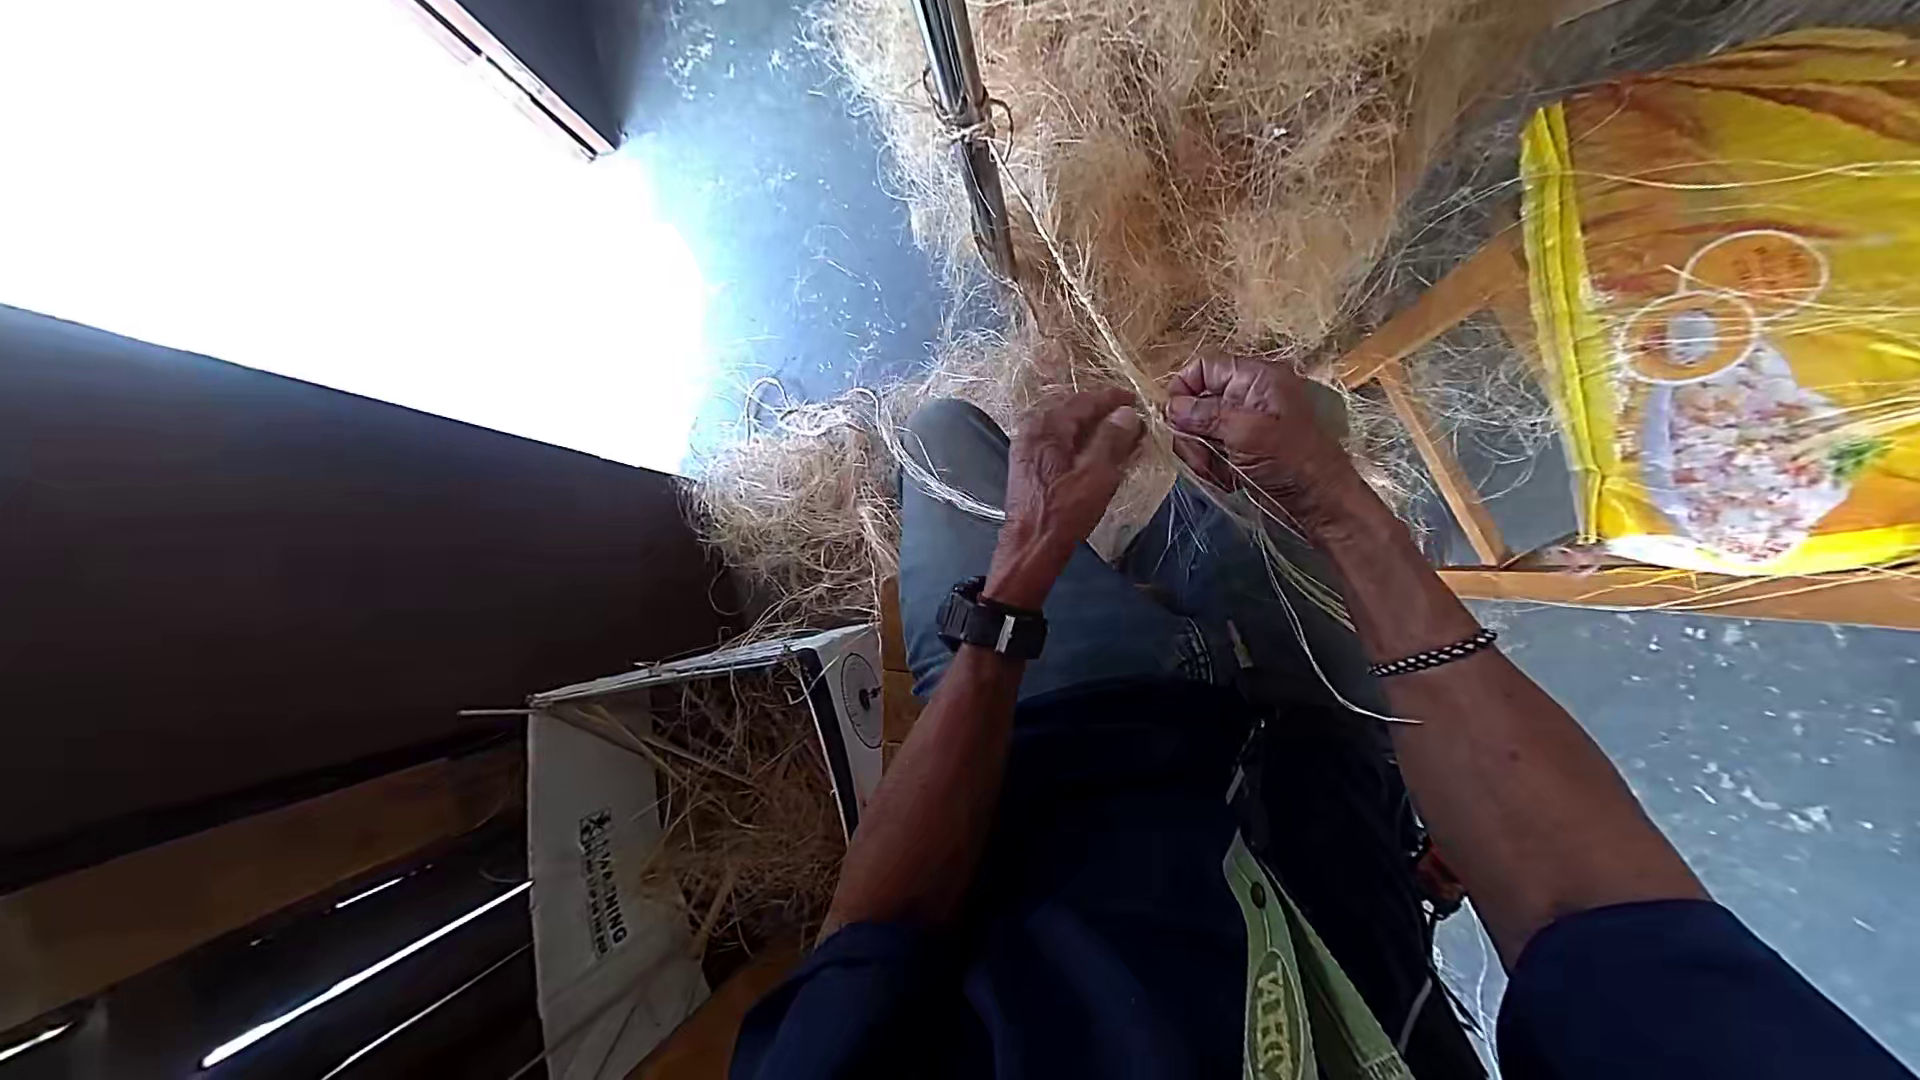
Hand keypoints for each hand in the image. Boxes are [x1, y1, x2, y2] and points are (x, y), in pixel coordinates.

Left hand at [985, 388, 1143, 608]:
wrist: (1031, 546)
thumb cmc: (1064, 512)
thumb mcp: (1096, 474)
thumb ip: (1112, 439)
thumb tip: (1126, 413)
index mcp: (1046, 427)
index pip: (1084, 401)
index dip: (1112, 399)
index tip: (1135, 400)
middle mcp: (1031, 431)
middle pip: (1072, 412)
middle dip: (1103, 414)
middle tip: (1130, 419)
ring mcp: (1026, 449)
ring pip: (1065, 429)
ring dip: (1092, 430)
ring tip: (1118, 437)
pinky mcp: (1028, 468)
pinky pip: (1058, 445)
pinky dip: (1079, 445)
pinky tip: (1094, 455)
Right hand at [1164, 351, 1369, 533]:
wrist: (1318, 503)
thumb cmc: (1291, 461)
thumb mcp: (1247, 433)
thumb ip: (1205, 416)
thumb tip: (1170, 406)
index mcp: (1254, 379)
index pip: (1203, 367)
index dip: (1183, 389)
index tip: (1174, 419)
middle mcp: (1245, 397)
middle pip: (1193, 403)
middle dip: (1190, 433)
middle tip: (1200, 459)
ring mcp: (1240, 424)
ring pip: (1196, 431)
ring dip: (1199, 455)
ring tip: (1217, 473)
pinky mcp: (1237, 449)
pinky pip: (1206, 451)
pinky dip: (1210, 467)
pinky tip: (1226, 480)